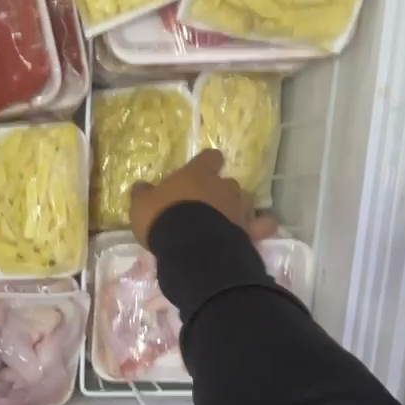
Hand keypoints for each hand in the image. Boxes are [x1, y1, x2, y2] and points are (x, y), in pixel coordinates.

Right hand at [129, 150, 277, 247]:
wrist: (189, 246)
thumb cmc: (163, 219)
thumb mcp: (141, 205)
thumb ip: (143, 193)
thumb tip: (141, 185)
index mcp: (198, 174)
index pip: (209, 158)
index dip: (205, 164)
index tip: (199, 173)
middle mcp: (223, 186)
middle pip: (227, 182)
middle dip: (219, 193)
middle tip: (205, 208)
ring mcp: (239, 207)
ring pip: (245, 200)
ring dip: (236, 208)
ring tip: (223, 222)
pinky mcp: (248, 229)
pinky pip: (262, 224)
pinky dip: (260, 226)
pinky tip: (252, 232)